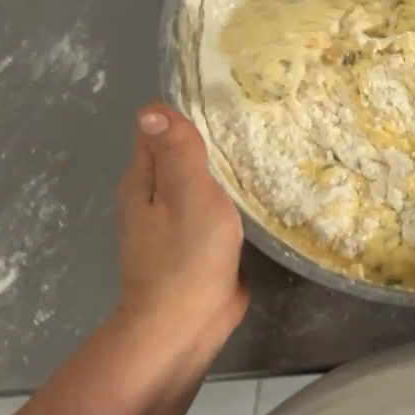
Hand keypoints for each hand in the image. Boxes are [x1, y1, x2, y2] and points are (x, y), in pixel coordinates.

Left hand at [114, 104, 247, 349]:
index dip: (190, 107)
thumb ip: (178, 152)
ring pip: (205, 174)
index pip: (161, 129)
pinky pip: (220, 199)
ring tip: (270, 136)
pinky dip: (238, 186)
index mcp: (144, 180)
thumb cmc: (186, 256)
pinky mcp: (203, 237)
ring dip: (230, 159)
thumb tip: (152, 106)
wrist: (185, 325)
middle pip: (184, 150)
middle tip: (263, 108)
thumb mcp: (188, 196)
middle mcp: (157, 194)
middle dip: (216, 129)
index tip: (232, 89)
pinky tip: (265, 180)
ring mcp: (180, 218)